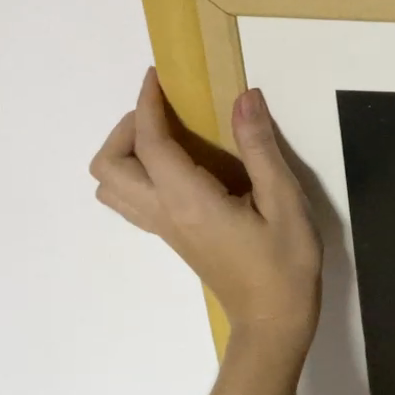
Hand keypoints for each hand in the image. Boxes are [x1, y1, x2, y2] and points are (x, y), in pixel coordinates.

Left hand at [91, 69, 323, 349]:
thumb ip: (260, 147)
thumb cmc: (284, 260)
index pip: (149, 144)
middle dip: (127, 128)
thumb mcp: (284, 199)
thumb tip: (244, 97)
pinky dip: (140, 169)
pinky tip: (180, 162)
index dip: (147, 105)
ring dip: (127, 152)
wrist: (274, 319)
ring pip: (113, 188)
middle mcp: (165, 213)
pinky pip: (133, 198)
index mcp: (188, 201)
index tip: (156, 75)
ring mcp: (165, 229)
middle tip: (167, 107)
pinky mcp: (174, 236)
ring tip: (168, 131)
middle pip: (110, 168)